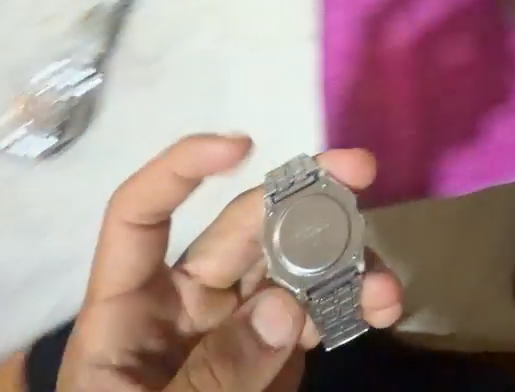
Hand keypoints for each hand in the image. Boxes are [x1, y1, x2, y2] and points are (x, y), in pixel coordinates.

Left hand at [60, 135, 403, 391]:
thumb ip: (213, 375)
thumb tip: (282, 304)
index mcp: (128, 310)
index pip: (141, 217)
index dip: (180, 170)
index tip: (241, 146)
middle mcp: (185, 302)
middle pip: (241, 228)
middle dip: (300, 197)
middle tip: (360, 170)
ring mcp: (237, 327)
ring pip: (292, 265)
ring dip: (343, 259)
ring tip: (385, 282)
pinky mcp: (276, 356)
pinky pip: (318, 313)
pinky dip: (352, 303)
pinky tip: (385, 305)